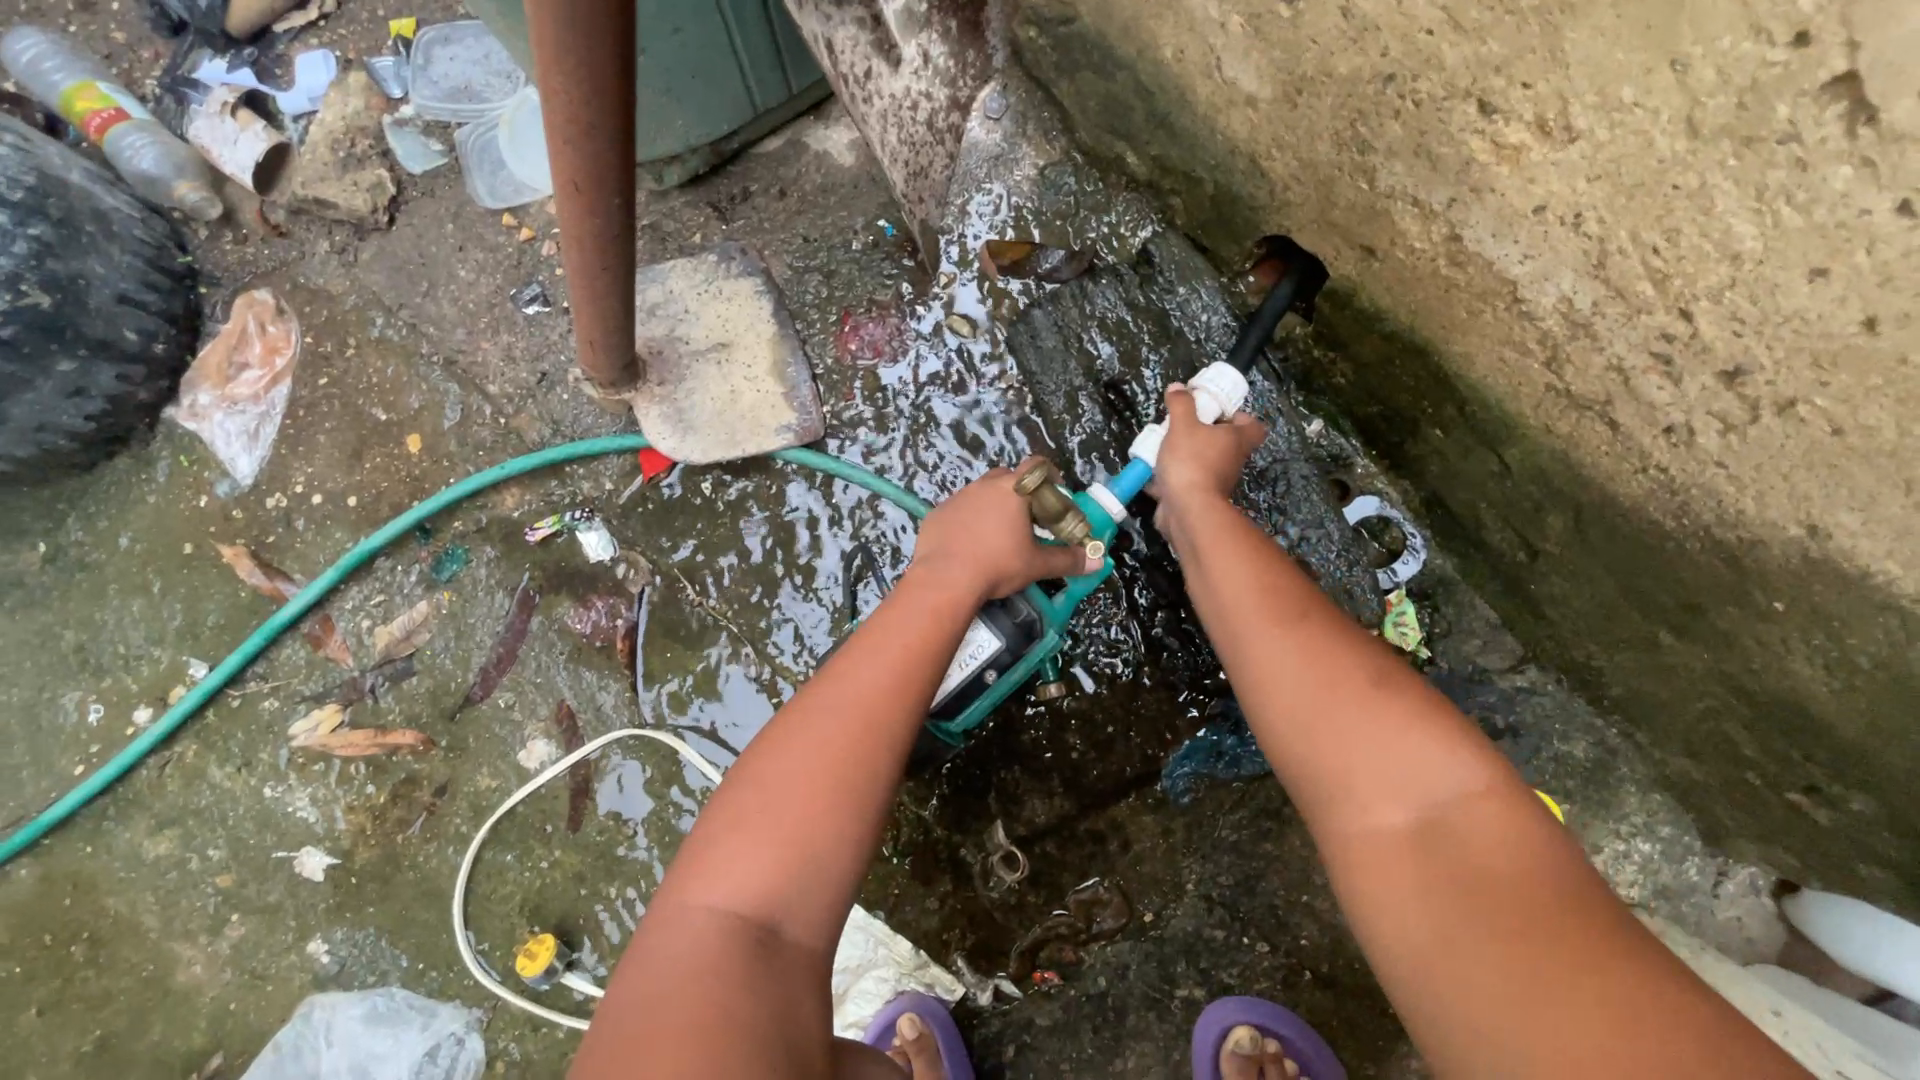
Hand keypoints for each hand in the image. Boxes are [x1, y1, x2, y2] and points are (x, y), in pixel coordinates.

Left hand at [909, 457, 1102, 602]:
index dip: (1049, 475)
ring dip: (992, 507)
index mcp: (1012, 490)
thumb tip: (1096, 561)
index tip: (1054, 494)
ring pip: (980, 493)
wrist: (944, 580)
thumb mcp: (1036, 564)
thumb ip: (1067, 560)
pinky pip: (958, 511)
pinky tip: (969, 545)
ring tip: (998, 535)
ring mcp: (957, 498)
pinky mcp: (937, 514)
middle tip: (1029, 518)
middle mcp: (983, 486)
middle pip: (1007, 477)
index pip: (1036, 465)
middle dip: (1020, 493)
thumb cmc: (997, 565)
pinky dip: (967, 521)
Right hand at [1148, 383, 1267, 520]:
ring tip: (1163, 446)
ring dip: (1186, 455)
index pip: (1253, 425)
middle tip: (1183, 425)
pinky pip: (1186, 481)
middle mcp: (1232, 460)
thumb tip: (1178, 387)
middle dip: (1204, 434)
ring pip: (1204, 462)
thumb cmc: (1192, 461)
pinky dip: (1172, 478)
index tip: (1218, 412)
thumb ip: (1181, 404)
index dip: (1240, 416)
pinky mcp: (1199, 497)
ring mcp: (1217, 481)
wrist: (1187, 509)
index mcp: (1237, 440)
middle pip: (1225, 443)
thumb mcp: (1183, 425)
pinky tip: (1153, 472)